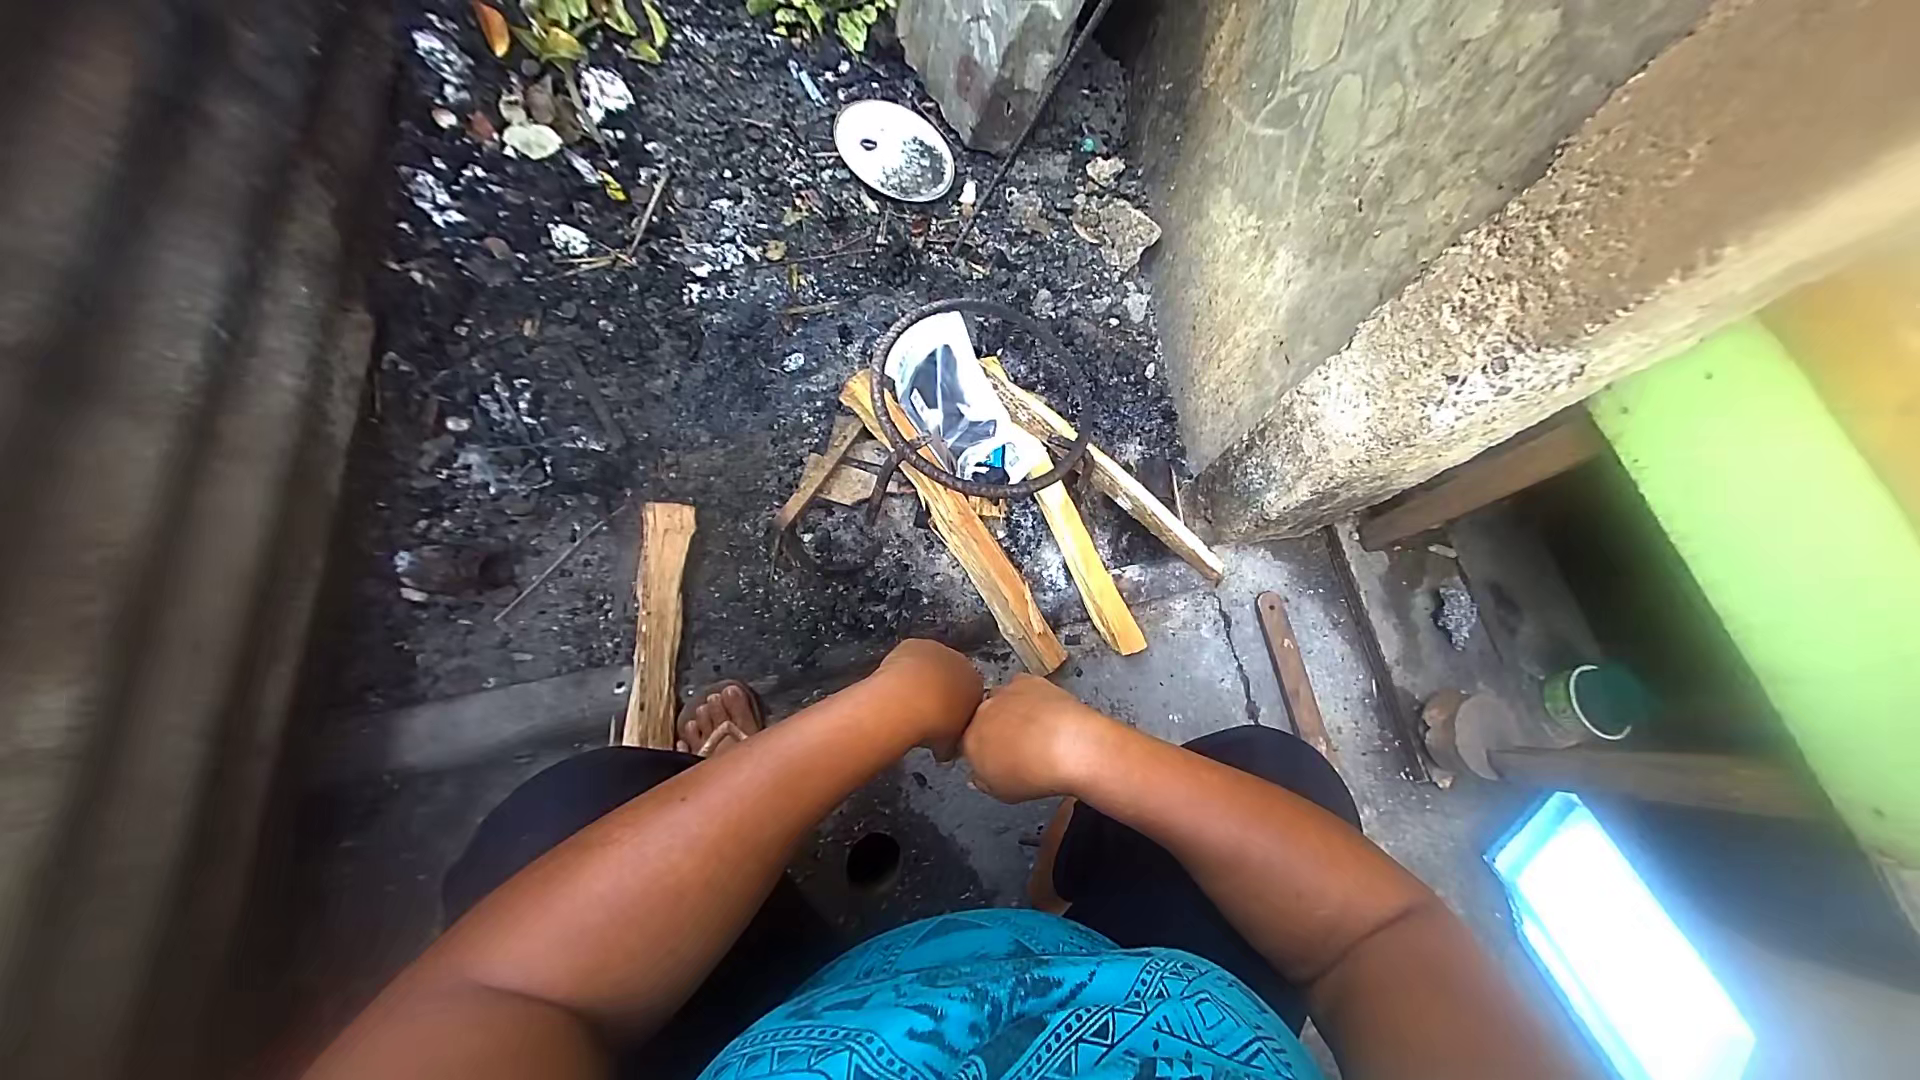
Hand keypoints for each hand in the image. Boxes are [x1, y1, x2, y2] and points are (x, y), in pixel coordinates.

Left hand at [870, 638, 983, 758]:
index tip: (942, 724)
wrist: (911, 700)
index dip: (955, 711)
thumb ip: (951, 742)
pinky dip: (904, 668)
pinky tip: (895, 684)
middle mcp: (963, 664)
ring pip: (931, 665)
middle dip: (941, 692)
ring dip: (922, 679)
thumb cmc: (935, 725)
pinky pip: (911, 656)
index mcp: (977, 687)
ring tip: (906, 701)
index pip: (970, 697)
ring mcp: (938, 650)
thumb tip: (944, 749)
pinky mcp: (915, 643)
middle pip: (952, 677)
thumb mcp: (950, 744)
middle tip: (924, 712)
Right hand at [962, 675, 1115, 802]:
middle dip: (995, 728)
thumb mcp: (1004, 793)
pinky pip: (1021, 686)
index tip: (995, 756)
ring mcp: (1003, 694)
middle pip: (982, 717)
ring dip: (1011, 709)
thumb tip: (978, 775)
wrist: (1069, 747)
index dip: (981, 749)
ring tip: (1034, 727)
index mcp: (970, 741)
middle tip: (1016, 744)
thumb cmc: (1038, 774)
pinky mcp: (1025, 681)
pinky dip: (1029, 696)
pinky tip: (1044, 711)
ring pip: (1000, 699)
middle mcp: (981, 713)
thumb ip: (984, 782)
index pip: (966, 742)